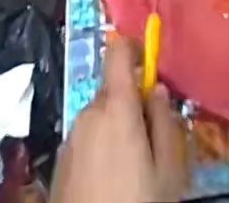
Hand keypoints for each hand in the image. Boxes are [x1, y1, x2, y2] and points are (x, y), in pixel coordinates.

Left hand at [51, 33, 188, 202]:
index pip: (117, 52)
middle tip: (153, 137)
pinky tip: (112, 182)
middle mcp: (88, 113)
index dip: (134, 46)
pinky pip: (88, 138)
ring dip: (117, 127)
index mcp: (116, 108)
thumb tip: (158, 89)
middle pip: (113, 90)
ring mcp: (71, 136)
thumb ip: (165, 123)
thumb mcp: (168, 171)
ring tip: (135, 168)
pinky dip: (101, 146)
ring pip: (101, 115)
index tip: (150, 60)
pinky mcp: (61, 160)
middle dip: (133, 103)